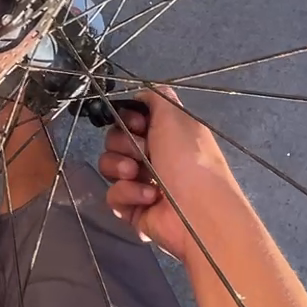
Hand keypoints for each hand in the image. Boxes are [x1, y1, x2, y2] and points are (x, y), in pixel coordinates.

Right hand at [98, 88, 239, 261]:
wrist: (198, 211)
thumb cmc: (189, 160)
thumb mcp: (175, 115)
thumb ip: (155, 97)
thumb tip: (140, 95)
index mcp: (164, 135)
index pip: (128, 119)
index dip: (127, 119)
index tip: (137, 125)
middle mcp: (152, 156)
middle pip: (114, 140)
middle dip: (123, 143)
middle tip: (141, 152)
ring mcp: (141, 183)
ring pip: (108, 166)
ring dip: (121, 168)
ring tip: (138, 176)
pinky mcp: (133, 208)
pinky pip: (113, 195)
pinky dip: (128, 194)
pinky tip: (148, 198)